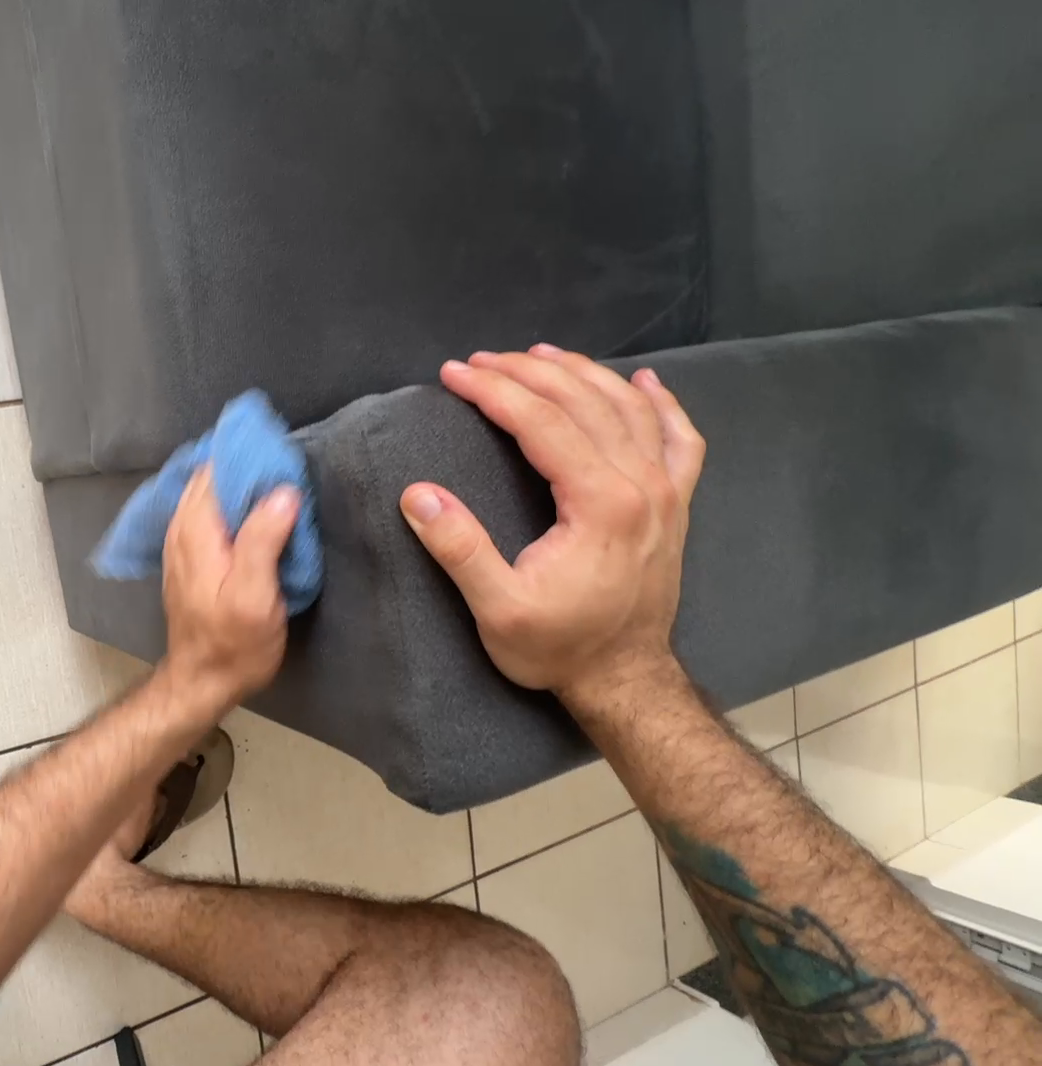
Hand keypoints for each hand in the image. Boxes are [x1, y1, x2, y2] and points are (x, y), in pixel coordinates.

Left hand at [160, 467, 300, 708]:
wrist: (201, 682)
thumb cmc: (234, 645)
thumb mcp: (256, 596)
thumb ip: (263, 540)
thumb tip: (282, 491)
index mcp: (196, 530)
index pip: (217, 470)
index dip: (250, 458)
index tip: (284, 456)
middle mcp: (180, 528)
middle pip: (210, 477)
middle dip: (246, 467)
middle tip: (287, 470)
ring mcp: (180, 542)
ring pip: (208, 494)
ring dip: (240, 486)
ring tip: (278, 486)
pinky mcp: (188, 556)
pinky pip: (208, 513)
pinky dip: (231, 505)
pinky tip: (257, 513)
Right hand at [398, 344, 705, 705]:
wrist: (626, 680)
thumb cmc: (557, 646)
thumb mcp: (497, 609)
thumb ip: (460, 549)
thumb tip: (416, 494)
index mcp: (601, 503)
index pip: (543, 422)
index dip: (493, 391)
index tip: (453, 373)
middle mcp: (643, 485)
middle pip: (584, 403)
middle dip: (526, 373)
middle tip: (479, 360)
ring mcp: (667, 491)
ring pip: (628, 408)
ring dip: (580, 373)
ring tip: (538, 354)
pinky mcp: (676, 504)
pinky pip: (679, 438)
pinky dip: (661, 403)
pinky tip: (643, 382)